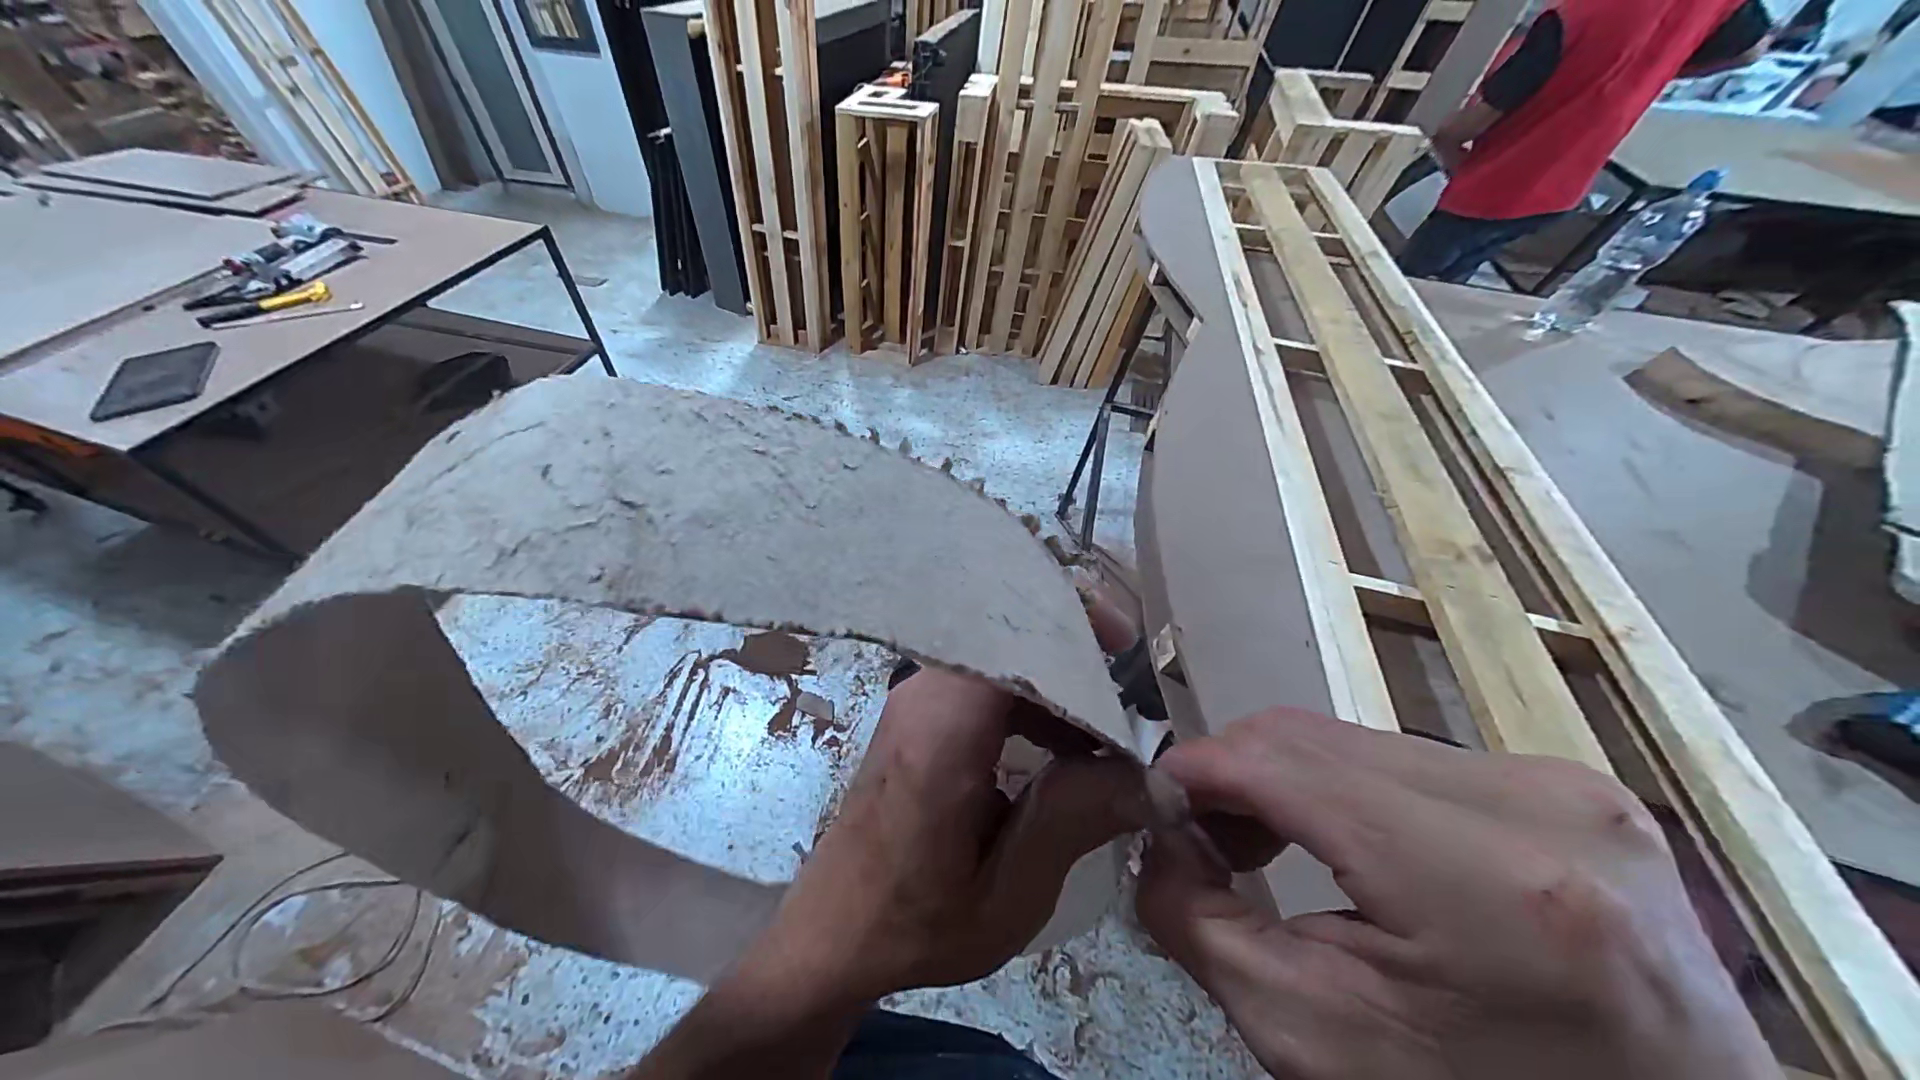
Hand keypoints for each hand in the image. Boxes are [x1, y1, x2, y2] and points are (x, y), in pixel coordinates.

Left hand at [635, 591, 1150, 1078]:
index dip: (1070, 626)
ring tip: (1106, 722)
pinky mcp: (920, 712)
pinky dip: (1031, 694)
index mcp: (941, 731)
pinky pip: (985, 677)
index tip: (1125, 646)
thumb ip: (1076, 819)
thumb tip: (1154, 776)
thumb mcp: (1008, 894)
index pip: (1010, 638)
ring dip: (1055, 675)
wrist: (834, 931)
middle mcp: (924, 694)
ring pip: (999, 654)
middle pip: (1006, 635)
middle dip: (1072, 646)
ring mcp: (918, 698)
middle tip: (1127, 682)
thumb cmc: (915, 923)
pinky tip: (1065, 741)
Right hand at [1136, 708, 1777, 1079]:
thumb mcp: (1314, 1041)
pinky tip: (1339, 838)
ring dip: (1284, 779)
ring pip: (1350, 738)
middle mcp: (1536, 801)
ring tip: (1262, 841)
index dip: (1197, 769)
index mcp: (1486, 881)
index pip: (1284, 763)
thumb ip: (1201, 926)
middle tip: (1201, 837)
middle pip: (1313, 738)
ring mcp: (1563, 781)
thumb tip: (1157, 838)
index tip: (1152, 802)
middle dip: (1233, 775)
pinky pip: (1401, 754)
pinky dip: (1341, 784)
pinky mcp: (1566, 780)